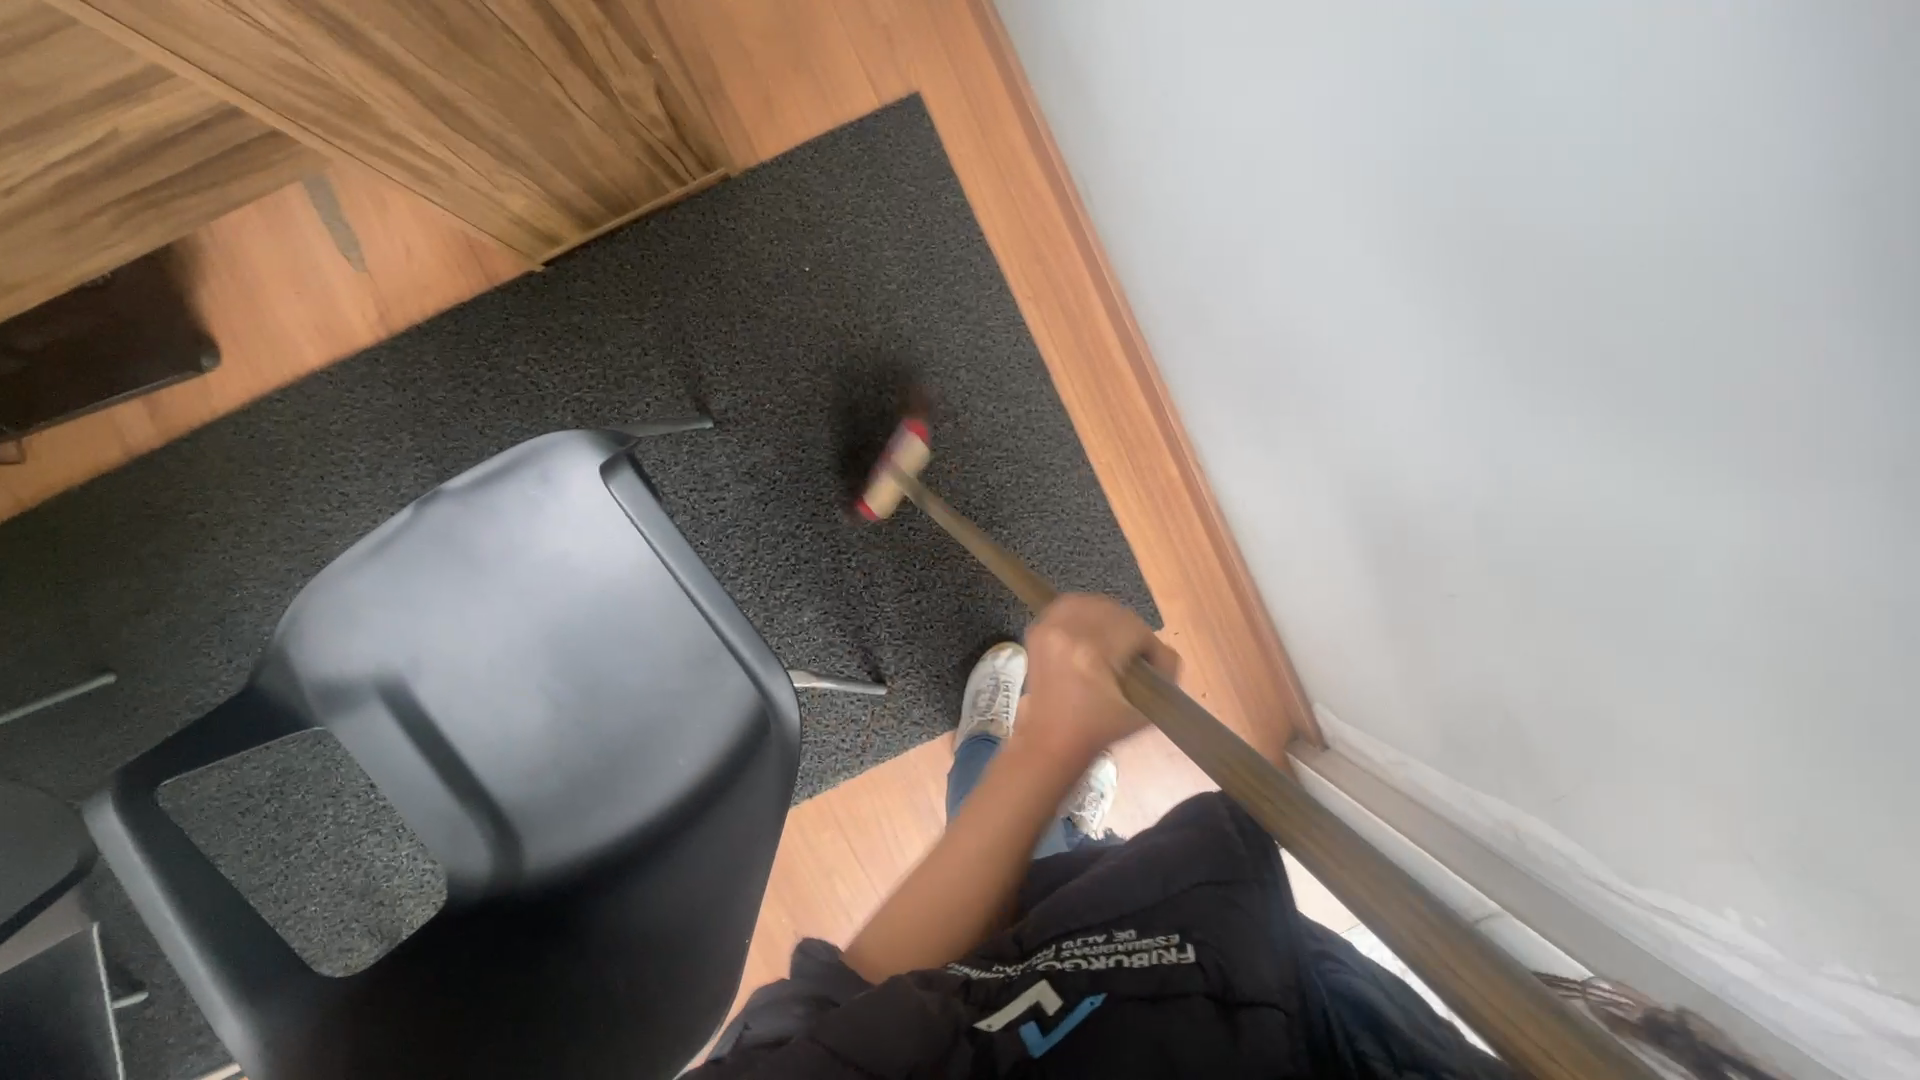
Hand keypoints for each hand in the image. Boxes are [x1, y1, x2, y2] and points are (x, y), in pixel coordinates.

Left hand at [1017, 594, 1180, 761]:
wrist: (1050, 740)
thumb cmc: (1097, 730)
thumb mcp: (1143, 711)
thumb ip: (1164, 675)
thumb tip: (1164, 654)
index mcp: (1093, 652)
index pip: (1136, 629)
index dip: (1151, 647)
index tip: (1154, 666)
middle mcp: (1068, 632)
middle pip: (1115, 612)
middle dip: (1131, 631)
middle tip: (1137, 654)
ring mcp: (1049, 629)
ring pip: (1092, 603)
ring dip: (1109, 618)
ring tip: (1117, 640)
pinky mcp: (1038, 630)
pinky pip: (1067, 606)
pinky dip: (1084, 614)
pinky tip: (1093, 631)